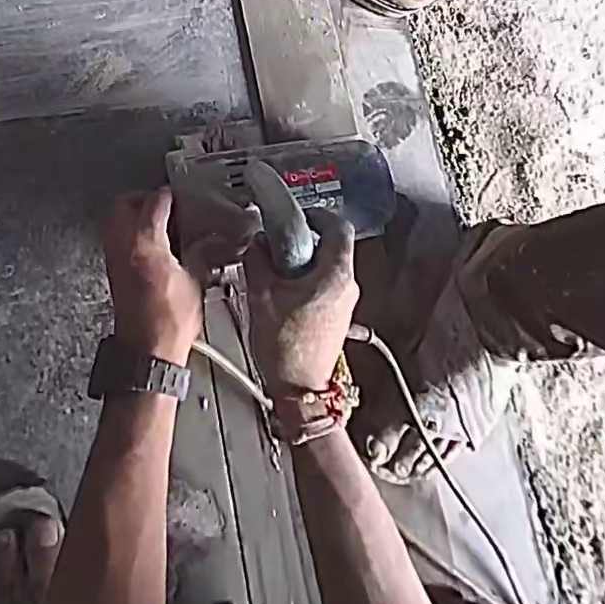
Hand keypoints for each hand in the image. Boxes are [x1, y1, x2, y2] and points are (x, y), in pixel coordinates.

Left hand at [101, 188, 203, 363]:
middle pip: (124, 204)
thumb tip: (210, 242)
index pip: (153, 203)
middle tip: (163, 204)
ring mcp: (114, 259)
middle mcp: (124, 246)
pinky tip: (151, 245)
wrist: (148, 351)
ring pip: (115, 220)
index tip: (178, 196)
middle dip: (143, 199)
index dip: (168, 196)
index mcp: (145, 243)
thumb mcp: (195, 282)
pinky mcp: (113, 272)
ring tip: (157, 222)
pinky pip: (116, 239)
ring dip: (133, 215)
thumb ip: (201, 254)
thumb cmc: (168, 323)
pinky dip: (130, 234)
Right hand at [244, 208, 359, 392]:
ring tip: (274, 268)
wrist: (298, 388)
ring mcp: (346, 303)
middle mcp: (348, 287)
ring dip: (303, 262)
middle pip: (333, 246)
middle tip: (277, 242)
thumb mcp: (261, 295)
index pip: (339, 227)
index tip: (297, 216)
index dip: (317, 215)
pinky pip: (325, 286)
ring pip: (327, 267)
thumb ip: (257, 260)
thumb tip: (256, 243)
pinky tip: (281, 291)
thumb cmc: (285, 347)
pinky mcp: (337, 317)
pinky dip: (306, 280)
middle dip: (304, 240)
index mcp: (336, 276)